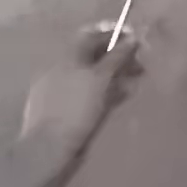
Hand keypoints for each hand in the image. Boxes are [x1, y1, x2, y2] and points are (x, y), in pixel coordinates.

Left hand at [18, 39, 140, 173]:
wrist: (47, 152)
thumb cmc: (76, 108)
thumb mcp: (101, 78)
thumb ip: (118, 55)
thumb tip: (133, 37)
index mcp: (68, 56)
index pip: (93, 34)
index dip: (115, 34)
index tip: (135, 39)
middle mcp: (63, 69)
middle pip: (95, 56)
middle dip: (119, 58)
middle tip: (139, 66)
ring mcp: (62, 91)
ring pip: (94, 77)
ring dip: (116, 77)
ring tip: (134, 85)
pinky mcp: (64, 111)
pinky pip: (89, 94)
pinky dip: (106, 93)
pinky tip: (121, 98)